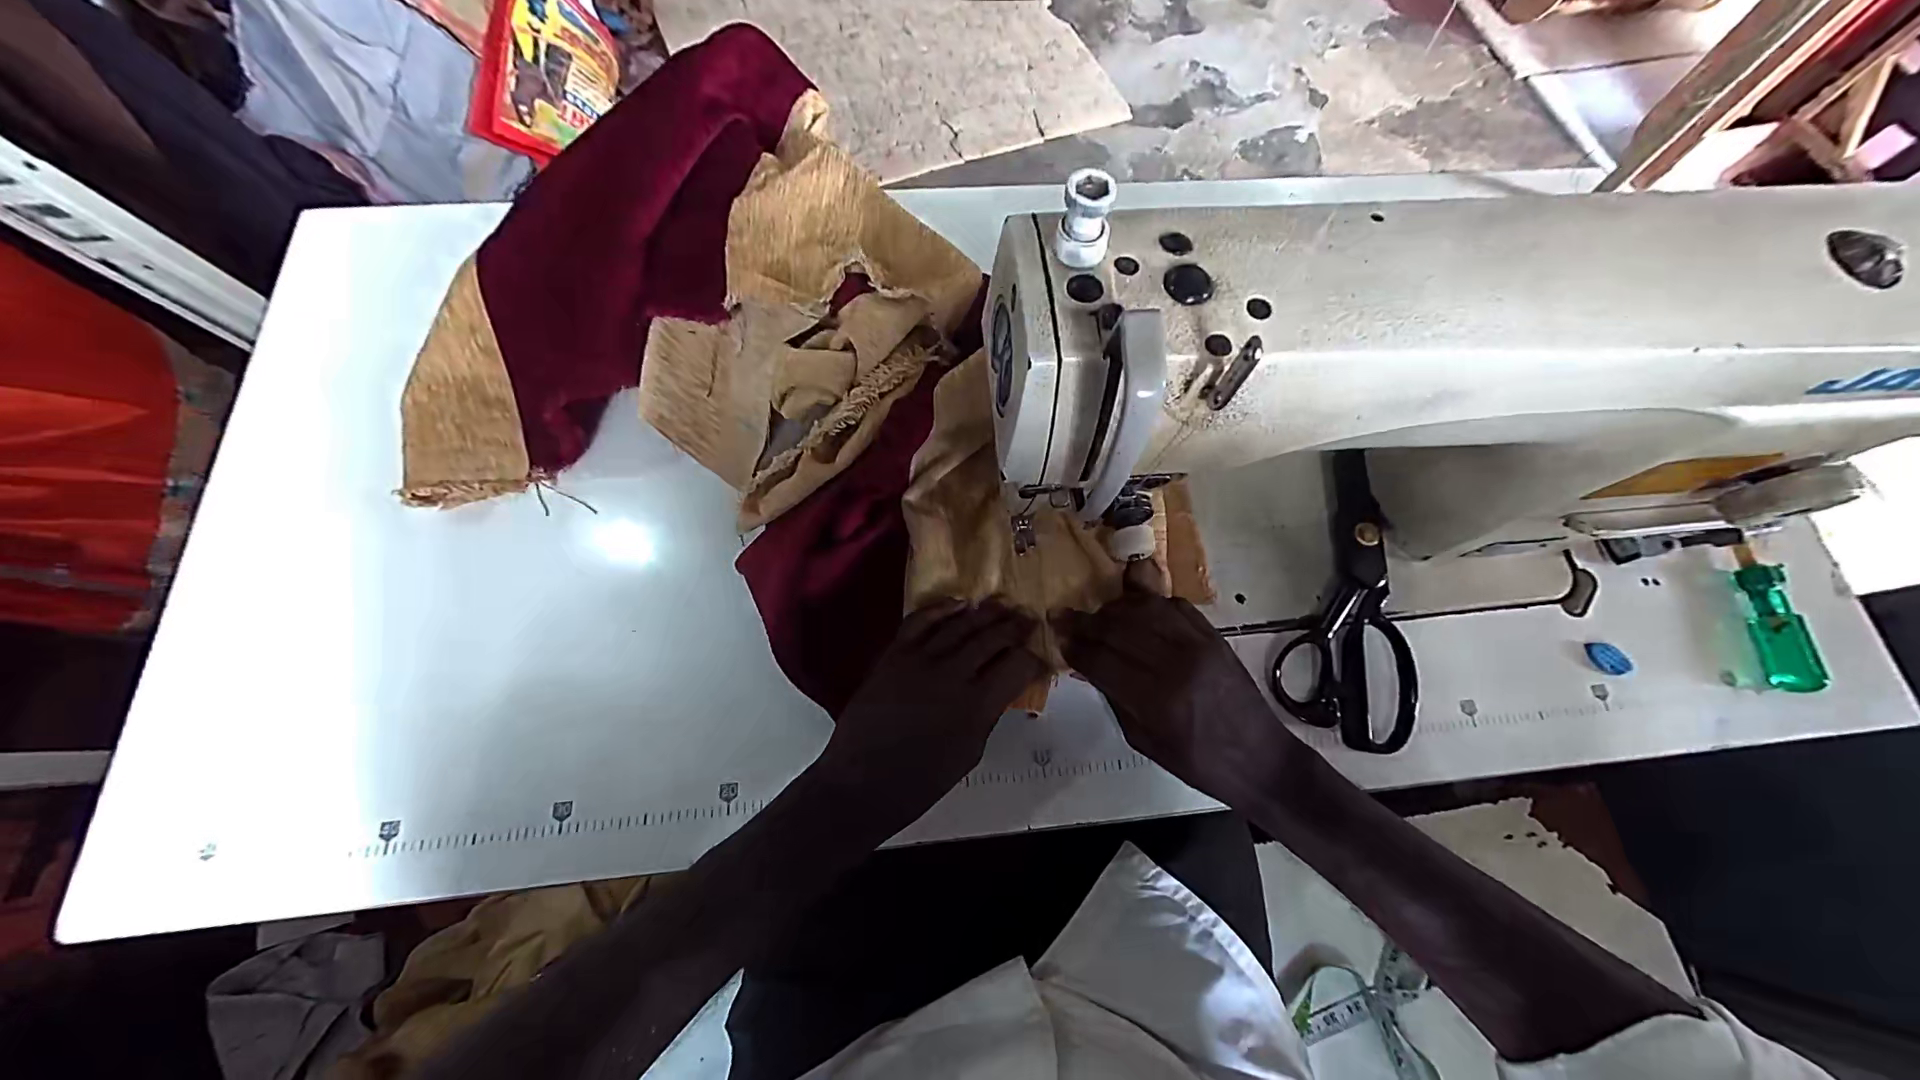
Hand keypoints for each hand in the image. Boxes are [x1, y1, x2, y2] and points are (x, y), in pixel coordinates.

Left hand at [811, 600, 1045, 832]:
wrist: (863, 779)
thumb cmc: (921, 779)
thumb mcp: (970, 752)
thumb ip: (987, 713)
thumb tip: (1000, 686)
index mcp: (977, 705)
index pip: (1017, 666)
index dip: (1032, 658)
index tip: (1037, 656)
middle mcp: (953, 674)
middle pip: (992, 638)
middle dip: (1014, 627)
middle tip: (1026, 619)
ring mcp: (921, 659)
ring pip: (960, 624)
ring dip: (984, 613)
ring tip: (1001, 605)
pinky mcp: (895, 654)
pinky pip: (920, 621)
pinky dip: (941, 609)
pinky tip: (958, 604)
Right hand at [1056, 584, 1299, 804]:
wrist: (1259, 758)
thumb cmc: (1197, 761)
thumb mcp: (1143, 739)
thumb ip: (1114, 697)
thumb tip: (1087, 664)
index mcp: (1156, 700)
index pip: (1101, 660)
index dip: (1075, 648)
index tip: (1059, 639)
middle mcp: (1176, 664)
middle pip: (1118, 628)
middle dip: (1086, 622)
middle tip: (1065, 617)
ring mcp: (1198, 645)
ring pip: (1144, 608)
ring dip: (1114, 607)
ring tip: (1098, 613)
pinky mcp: (1213, 636)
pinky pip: (1174, 605)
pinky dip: (1150, 603)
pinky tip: (1136, 610)